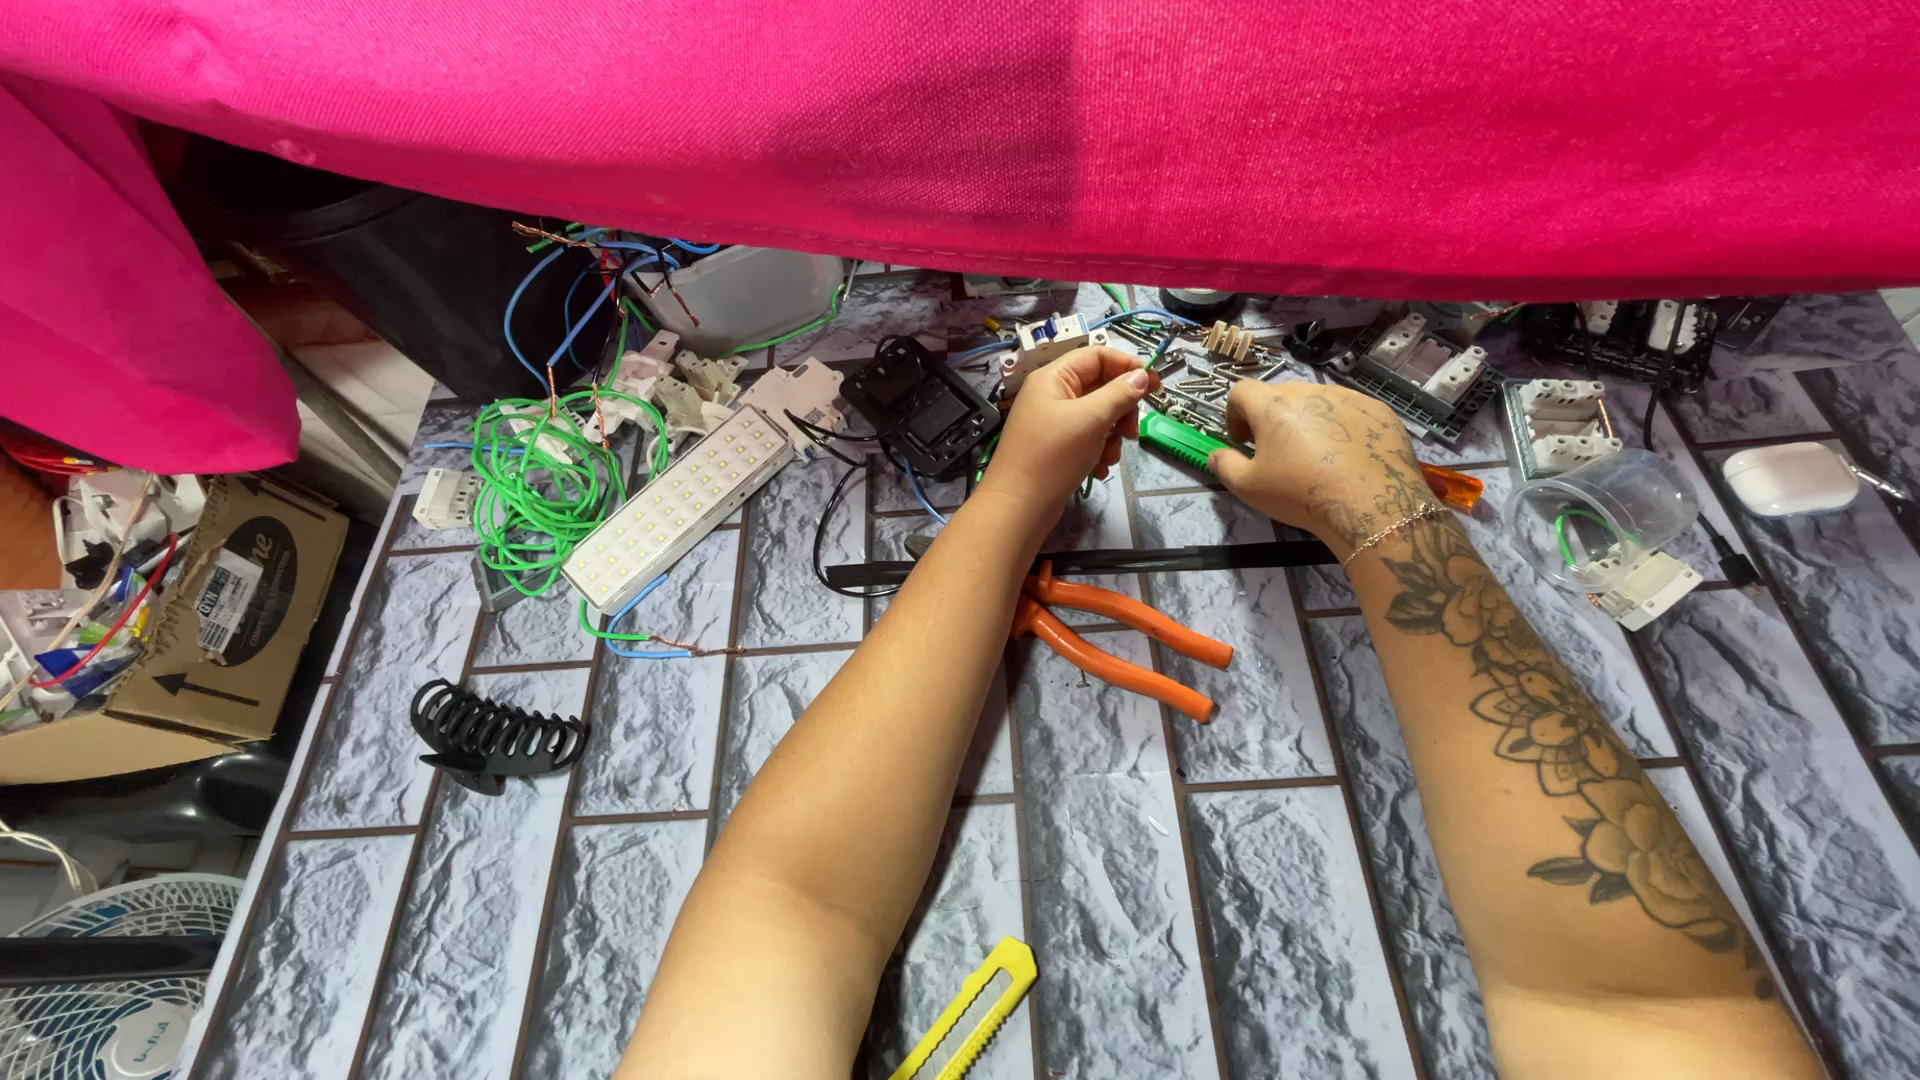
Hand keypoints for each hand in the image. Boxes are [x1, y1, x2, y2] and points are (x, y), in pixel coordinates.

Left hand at [976, 346, 1158, 520]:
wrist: (1019, 507)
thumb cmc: (1053, 456)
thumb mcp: (1092, 419)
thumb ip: (1120, 394)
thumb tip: (1141, 376)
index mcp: (1054, 378)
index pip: (1098, 356)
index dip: (1128, 366)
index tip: (1155, 386)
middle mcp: (1052, 395)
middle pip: (1101, 387)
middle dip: (1122, 410)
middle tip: (1131, 432)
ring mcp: (1053, 422)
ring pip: (1098, 417)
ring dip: (1112, 436)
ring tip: (1110, 457)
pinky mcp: (1056, 447)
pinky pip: (1087, 439)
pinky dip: (1099, 451)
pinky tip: (1099, 470)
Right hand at [1208, 381, 1431, 556]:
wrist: (1371, 505)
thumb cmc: (1300, 494)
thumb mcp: (1248, 487)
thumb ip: (1224, 465)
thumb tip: (1216, 455)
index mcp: (1273, 406)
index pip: (1241, 391)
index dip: (1234, 414)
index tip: (1242, 441)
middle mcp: (1309, 391)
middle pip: (1280, 395)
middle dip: (1270, 418)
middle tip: (1276, 451)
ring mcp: (1348, 397)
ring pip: (1316, 401)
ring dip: (1306, 420)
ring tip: (1314, 454)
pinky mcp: (1378, 410)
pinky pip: (1349, 410)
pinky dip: (1340, 426)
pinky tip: (1345, 456)